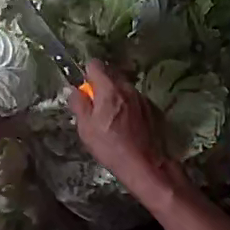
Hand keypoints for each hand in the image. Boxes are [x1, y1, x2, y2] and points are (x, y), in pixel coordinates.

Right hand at [67, 60, 184, 204]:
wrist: (145, 164)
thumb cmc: (111, 147)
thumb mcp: (86, 128)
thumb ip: (79, 104)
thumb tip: (76, 91)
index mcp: (109, 89)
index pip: (95, 65)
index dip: (88, 75)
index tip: (86, 90)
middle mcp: (128, 88)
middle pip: (112, 75)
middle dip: (102, 86)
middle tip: (97, 108)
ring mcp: (142, 98)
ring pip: (125, 88)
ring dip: (117, 97)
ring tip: (113, 120)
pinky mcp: (153, 109)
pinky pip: (136, 100)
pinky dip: (130, 107)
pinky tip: (128, 126)